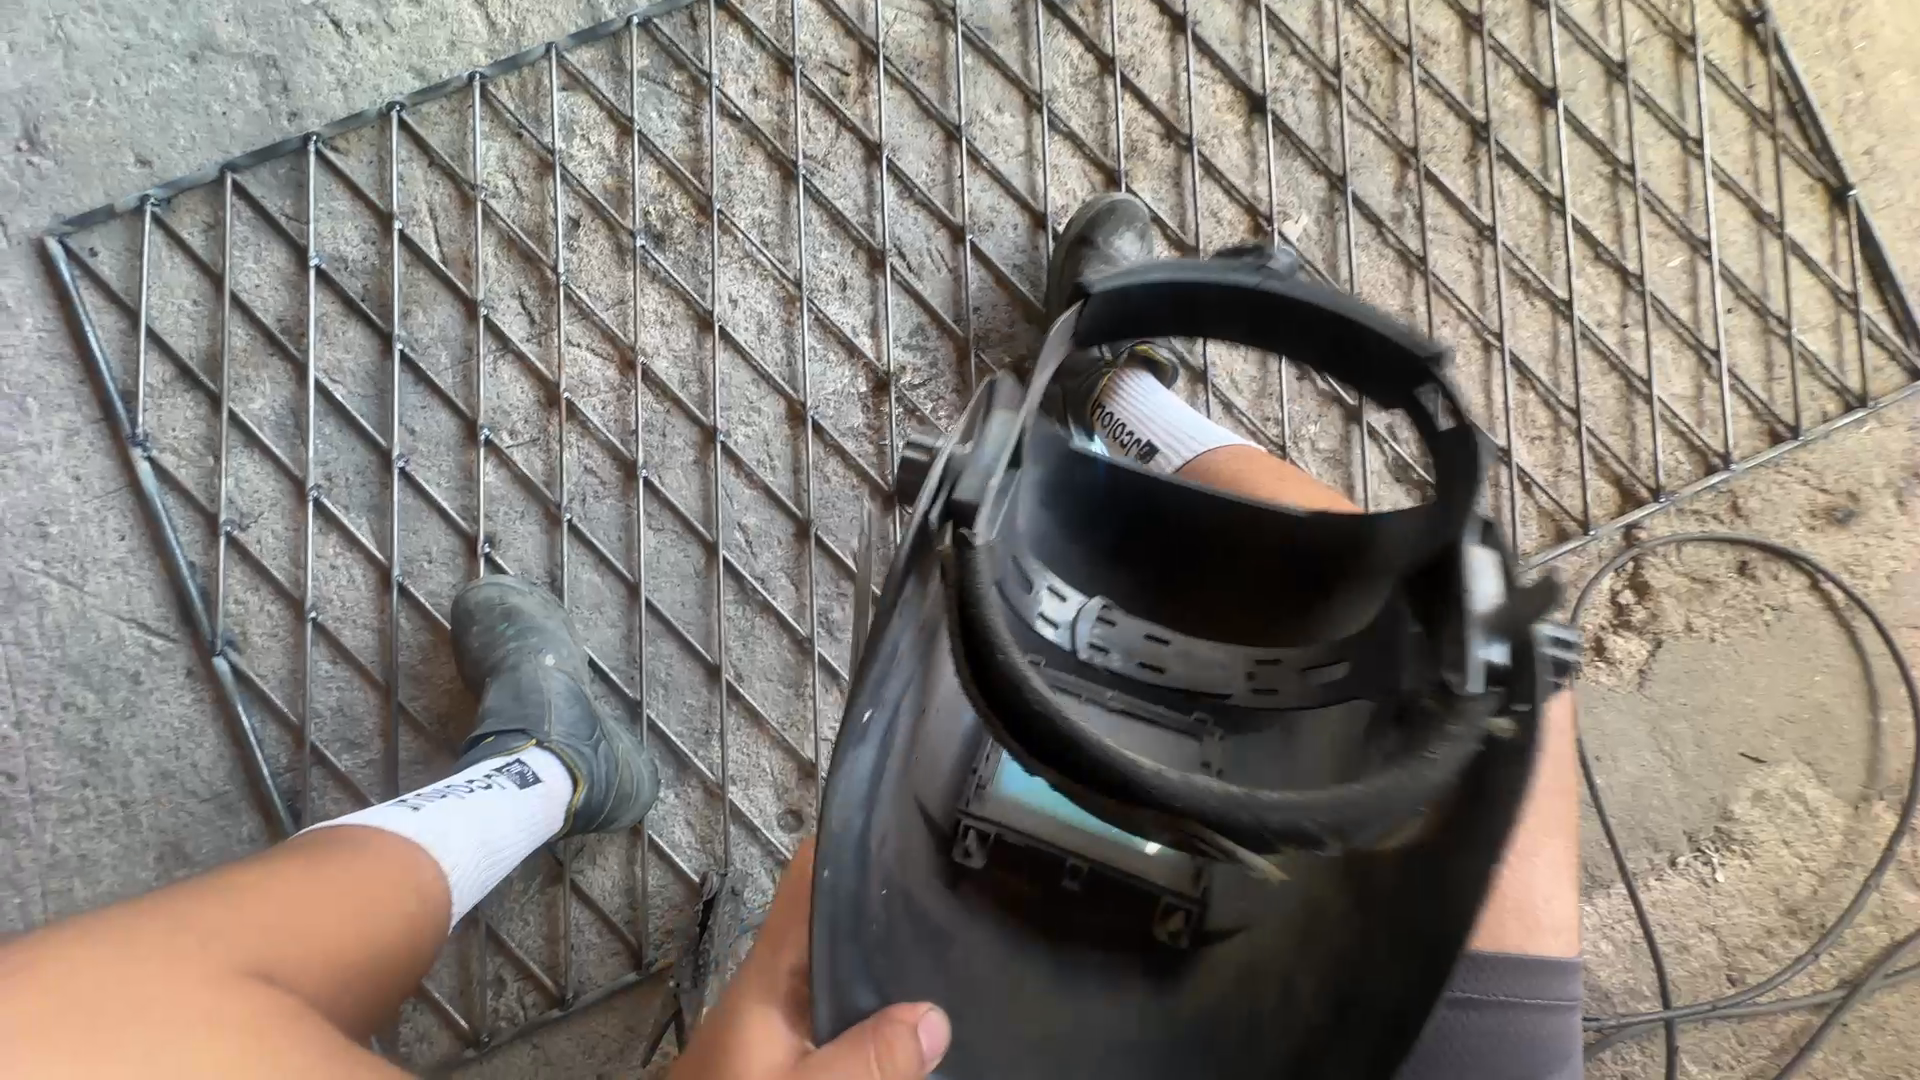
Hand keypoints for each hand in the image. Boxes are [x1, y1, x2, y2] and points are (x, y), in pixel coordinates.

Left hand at [670, 839, 951, 1079]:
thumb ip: (864, 1060)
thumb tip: (937, 1016)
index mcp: (773, 965)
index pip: (809, 873)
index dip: (854, 840)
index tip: (910, 827)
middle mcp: (782, 975)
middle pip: (837, 911)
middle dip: (890, 896)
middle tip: (955, 886)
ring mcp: (788, 1011)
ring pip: (846, 957)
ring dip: (891, 947)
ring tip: (956, 932)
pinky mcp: (796, 1044)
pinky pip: (847, 1002)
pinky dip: (884, 996)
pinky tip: (924, 1005)